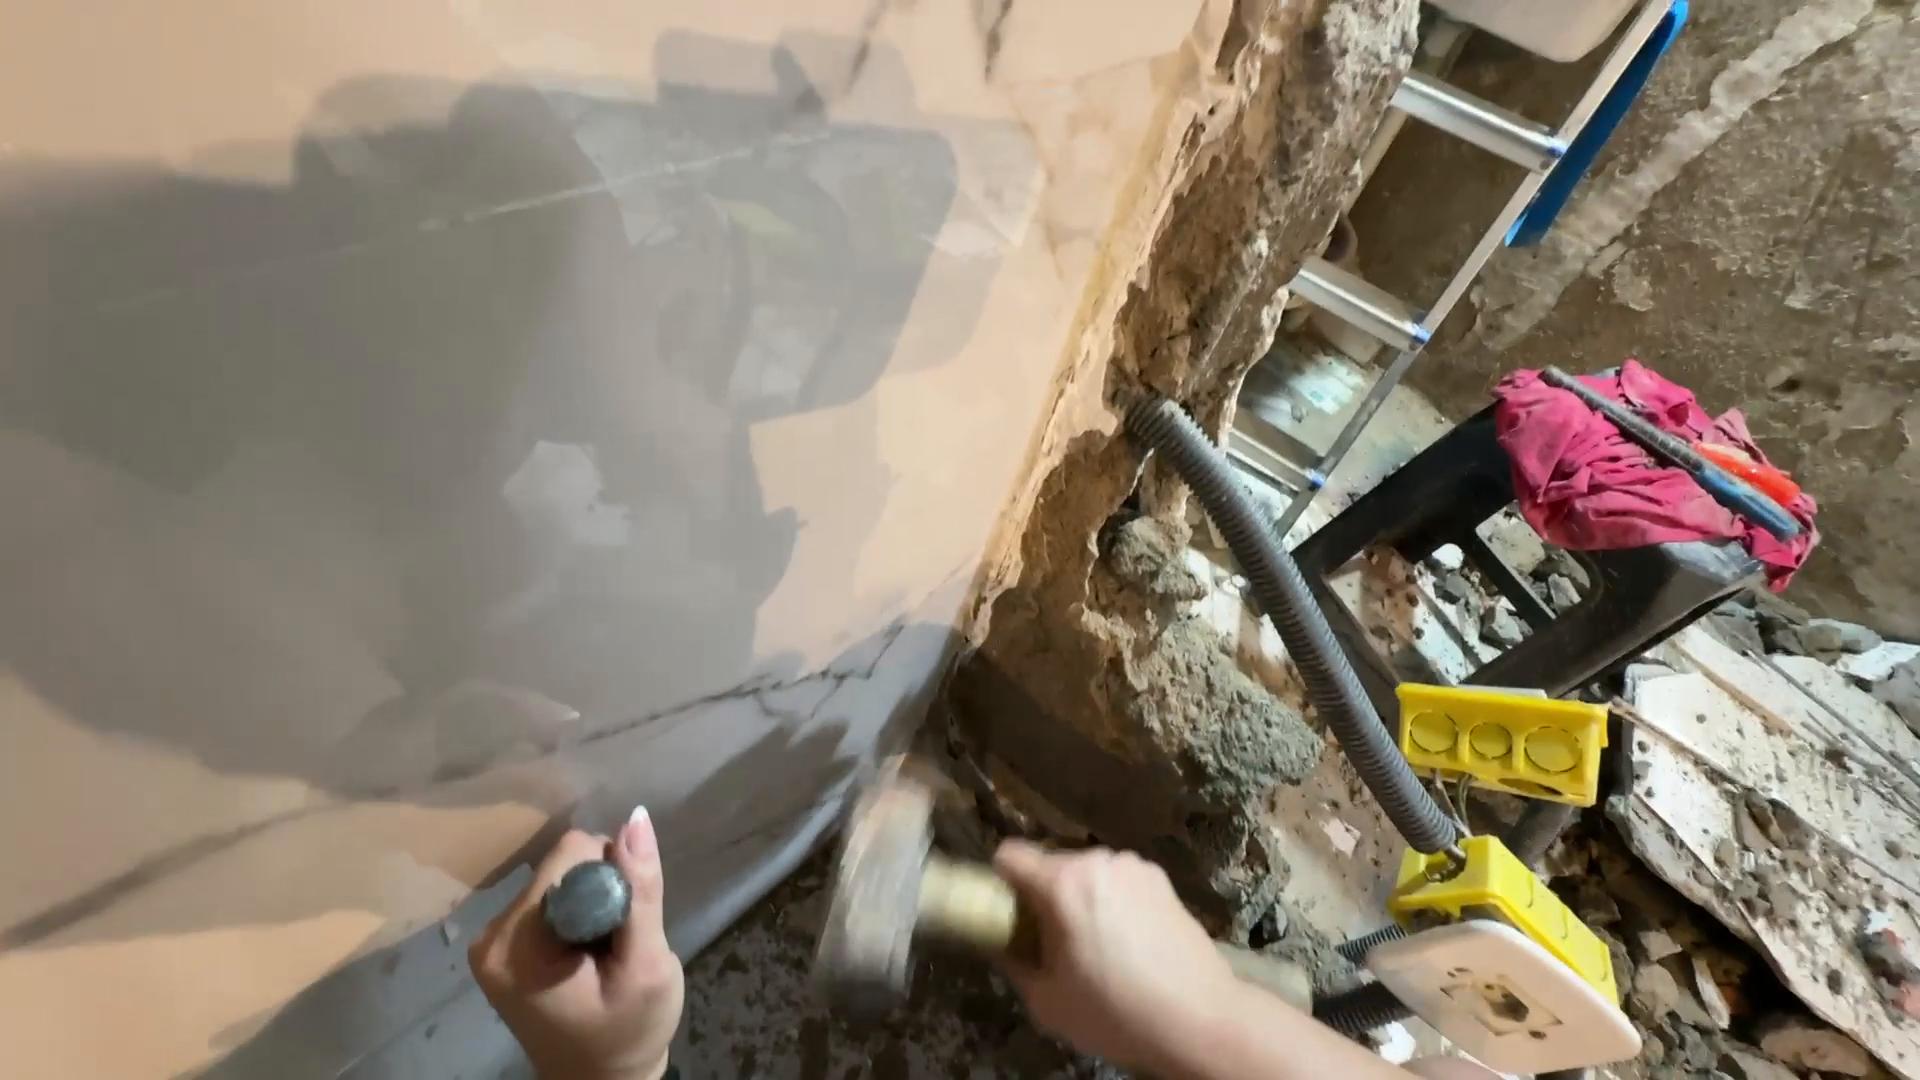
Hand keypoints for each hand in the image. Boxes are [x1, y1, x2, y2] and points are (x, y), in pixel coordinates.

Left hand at [469, 811, 684, 1079]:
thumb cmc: (628, 1032)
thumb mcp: (646, 964)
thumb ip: (640, 891)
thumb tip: (637, 816)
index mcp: (514, 944)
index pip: (570, 856)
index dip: (613, 874)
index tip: (627, 920)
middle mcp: (493, 935)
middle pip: (565, 861)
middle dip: (605, 886)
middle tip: (621, 938)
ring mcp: (498, 940)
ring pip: (565, 873)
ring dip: (599, 898)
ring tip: (610, 946)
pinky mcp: (510, 943)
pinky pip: (559, 893)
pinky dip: (587, 909)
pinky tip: (595, 947)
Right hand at [991, 840, 1240, 1071]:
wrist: (1201, 1018)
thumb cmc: (1117, 1011)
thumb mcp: (1048, 1002)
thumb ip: (1013, 963)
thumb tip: (1000, 942)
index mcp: (1062, 884)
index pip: (1010, 854)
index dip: (1001, 878)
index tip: (1007, 908)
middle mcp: (1095, 861)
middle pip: (1051, 864)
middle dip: (1046, 893)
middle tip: (1057, 938)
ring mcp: (1130, 864)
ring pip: (1086, 871)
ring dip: (1081, 895)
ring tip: (1100, 940)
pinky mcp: (1158, 875)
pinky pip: (1117, 878)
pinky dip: (1113, 897)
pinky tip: (1131, 937)